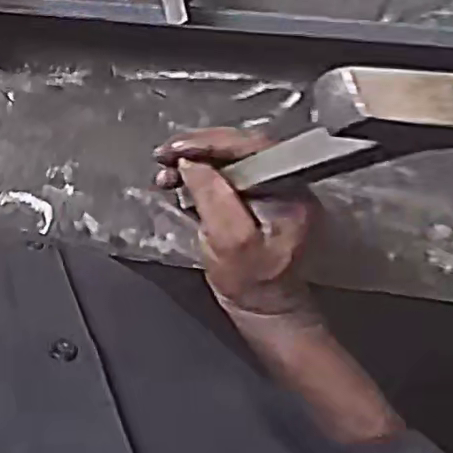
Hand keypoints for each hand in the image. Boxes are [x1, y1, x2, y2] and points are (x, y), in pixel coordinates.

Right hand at [154, 129, 317, 317]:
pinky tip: (173, 182)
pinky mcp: (247, 199)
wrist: (263, 310)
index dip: (209, 142)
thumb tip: (188, 161)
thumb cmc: (251, 280)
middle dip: (194, 149)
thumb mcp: (231, 240)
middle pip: (235, 148)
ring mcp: (266, 190)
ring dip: (189, 161)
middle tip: (161, 156)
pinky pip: (218, 174)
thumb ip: (213, 197)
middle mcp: (283, 183)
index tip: (174, 149)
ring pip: (223, 159)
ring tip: (163, 175)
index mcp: (291, 190)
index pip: (251, 147)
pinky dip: (192, 173)